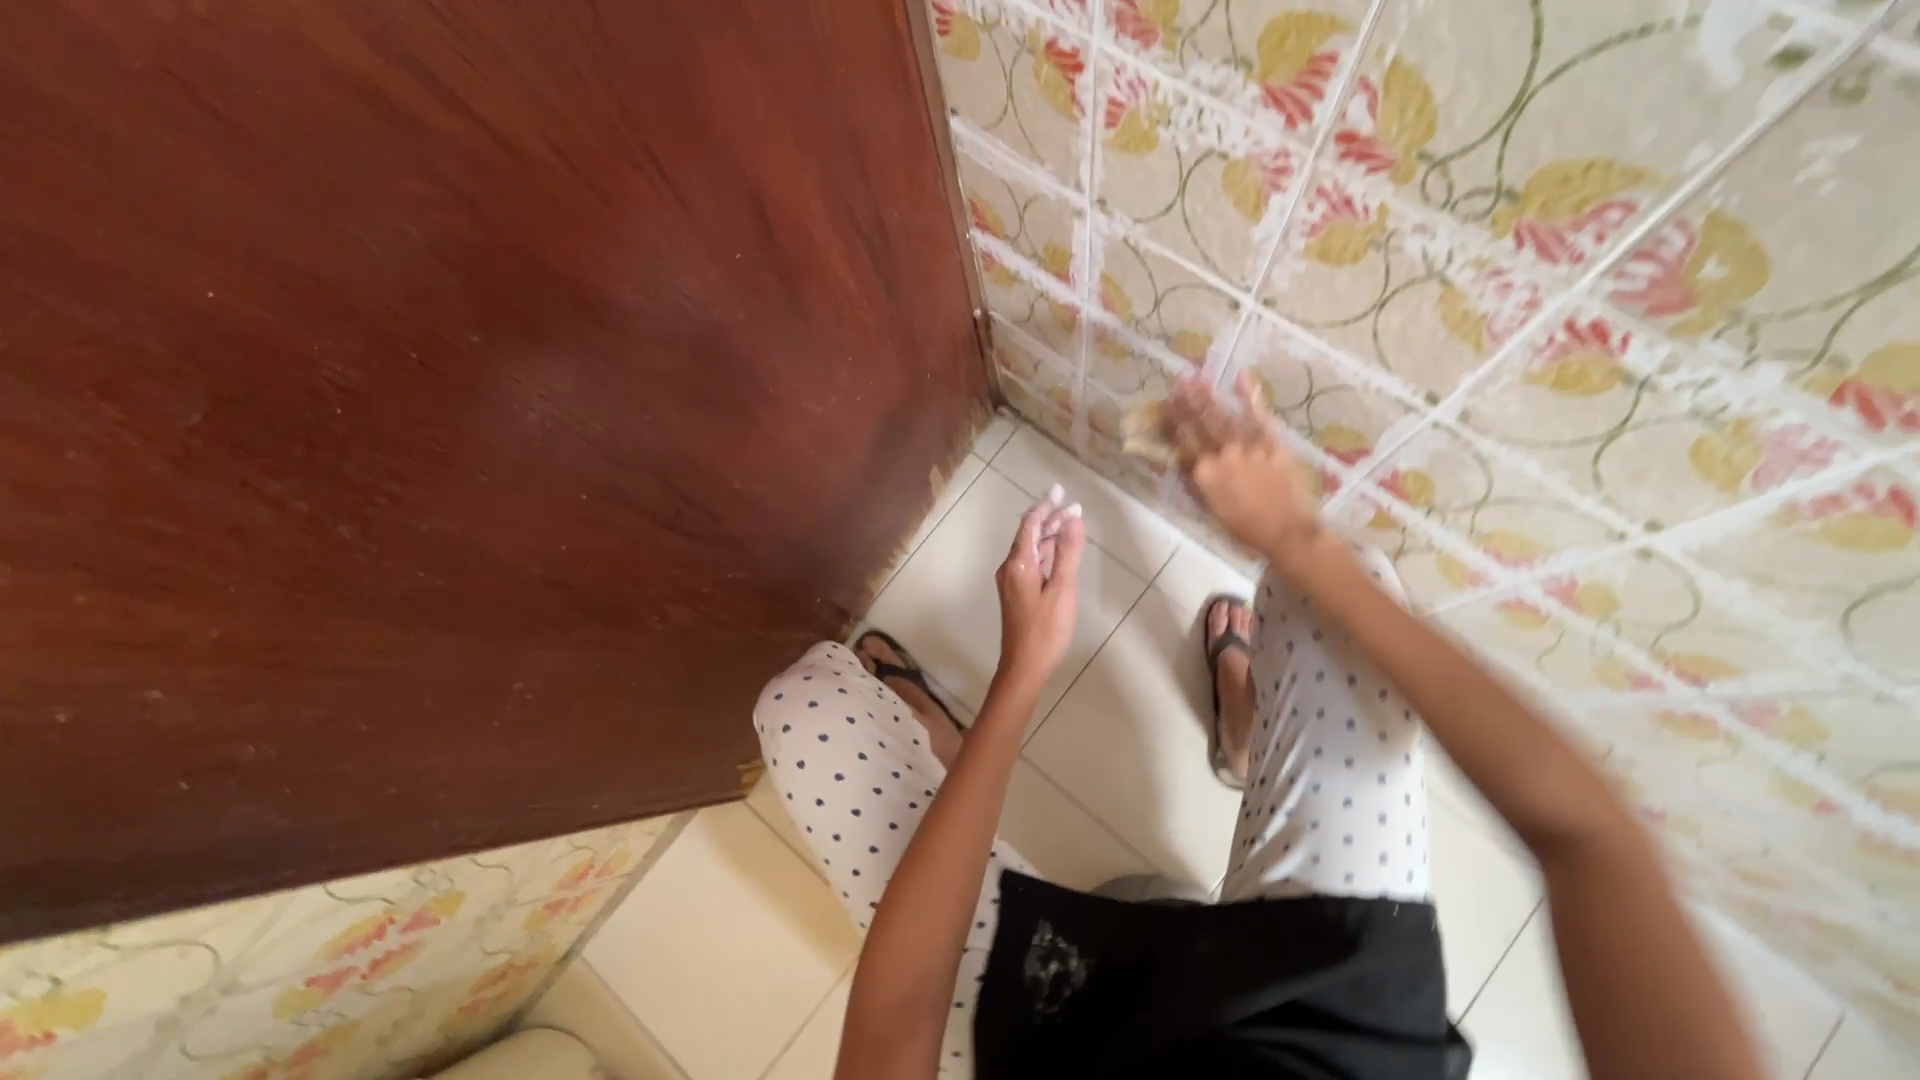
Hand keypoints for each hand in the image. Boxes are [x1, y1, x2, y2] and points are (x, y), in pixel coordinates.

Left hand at [995, 484, 1085, 687]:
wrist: (1024, 666)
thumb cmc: (1045, 629)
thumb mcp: (1062, 590)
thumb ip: (1068, 553)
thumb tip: (1073, 518)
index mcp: (1019, 564)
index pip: (1030, 524)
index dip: (1046, 505)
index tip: (1061, 491)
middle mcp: (1010, 568)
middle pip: (1030, 534)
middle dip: (1051, 518)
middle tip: (1073, 506)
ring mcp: (1012, 581)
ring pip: (1031, 549)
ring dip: (1050, 535)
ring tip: (1072, 523)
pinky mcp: (1017, 593)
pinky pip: (1031, 562)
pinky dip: (1047, 552)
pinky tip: (1060, 552)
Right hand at [1165, 370, 1323, 570]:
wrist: (1286, 532)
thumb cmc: (1244, 529)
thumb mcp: (1209, 509)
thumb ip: (1195, 482)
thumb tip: (1181, 460)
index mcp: (1203, 473)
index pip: (1182, 440)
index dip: (1172, 422)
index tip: (1164, 406)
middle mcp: (1221, 453)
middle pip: (1199, 422)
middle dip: (1187, 400)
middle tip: (1178, 380)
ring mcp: (1247, 445)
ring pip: (1223, 414)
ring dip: (1208, 393)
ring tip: (1197, 376)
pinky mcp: (1271, 442)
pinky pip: (1258, 414)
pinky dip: (1250, 394)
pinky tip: (1241, 376)